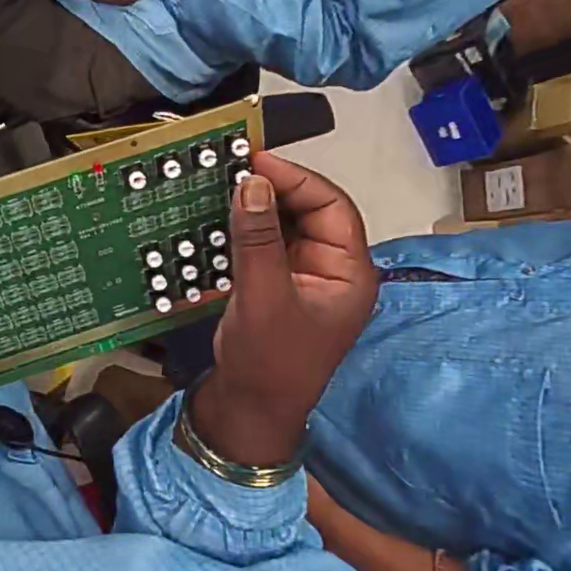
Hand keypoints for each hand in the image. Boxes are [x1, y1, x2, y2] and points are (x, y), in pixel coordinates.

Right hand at [190, 152, 378, 465]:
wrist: (250, 408)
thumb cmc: (268, 359)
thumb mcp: (263, 296)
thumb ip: (259, 238)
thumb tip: (251, 183)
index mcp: (348, 271)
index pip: (331, 207)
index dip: (295, 179)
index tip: (254, 162)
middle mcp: (331, 269)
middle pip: (309, 213)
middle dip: (274, 191)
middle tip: (234, 172)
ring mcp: (303, 277)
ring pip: (284, 227)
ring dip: (256, 209)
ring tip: (223, 190)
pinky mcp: (276, 285)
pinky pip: (264, 246)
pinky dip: (245, 231)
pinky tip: (221, 221)